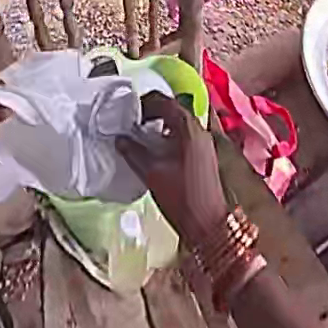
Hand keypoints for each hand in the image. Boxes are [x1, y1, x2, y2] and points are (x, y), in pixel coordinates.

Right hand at [117, 92, 229, 239]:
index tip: (128, 113)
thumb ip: (133, 151)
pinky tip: (158, 149)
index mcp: (187, 127)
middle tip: (133, 122)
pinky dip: (169, 134)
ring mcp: (205, 141)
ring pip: (179, 121)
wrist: (208, 226)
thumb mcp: (152, 172)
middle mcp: (199, 129)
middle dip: (152, 112)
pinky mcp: (205, 154)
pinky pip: (185, 133)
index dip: (143, 104)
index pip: (163, 101)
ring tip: (143, 135)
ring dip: (161, 123)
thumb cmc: (181, 197)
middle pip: (173, 108)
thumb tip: (119, 139)